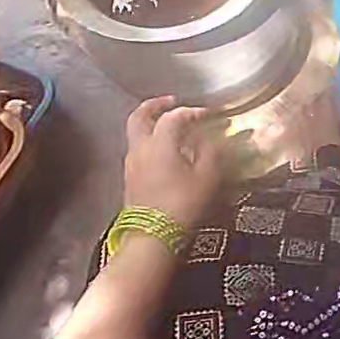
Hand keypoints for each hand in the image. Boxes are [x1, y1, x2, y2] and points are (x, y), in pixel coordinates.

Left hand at [122, 96, 223, 227]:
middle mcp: (140, 148)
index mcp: (159, 143)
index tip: (208, 114)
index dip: (192, 111)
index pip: (174, 116)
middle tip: (171, 101)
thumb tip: (208, 139)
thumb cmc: (183, 204)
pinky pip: (139, 149)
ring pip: (136, 133)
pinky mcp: (130, 178)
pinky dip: (150, 141)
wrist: (153, 237)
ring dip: (151, 124)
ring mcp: (131, 164)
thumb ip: (209, 152)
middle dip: (155, 105)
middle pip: (140, 116)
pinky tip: (166, 151)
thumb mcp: (206, 177)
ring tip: (171, 127)